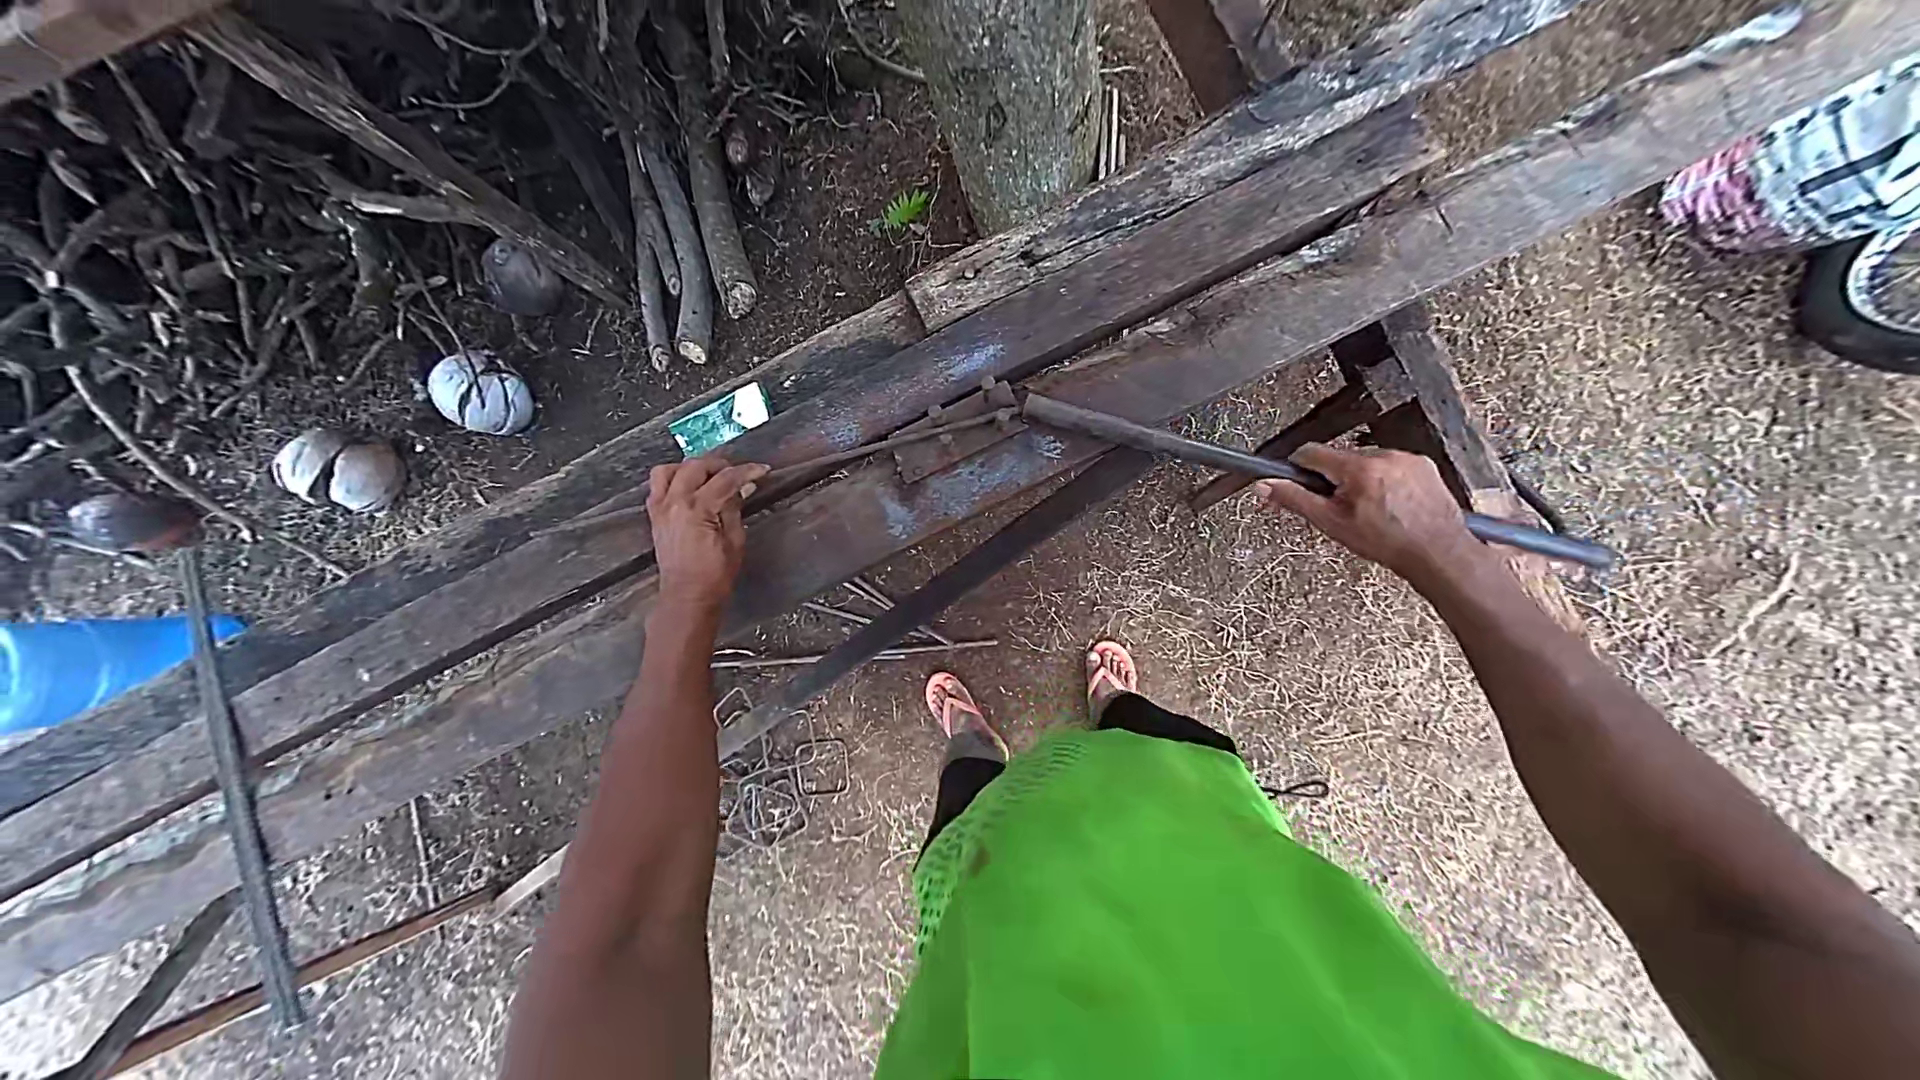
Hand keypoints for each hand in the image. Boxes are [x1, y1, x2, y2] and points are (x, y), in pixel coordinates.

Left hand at [646, 456, 768, 611]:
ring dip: (692, 467)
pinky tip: (689, 487)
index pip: (725, 479)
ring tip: (709, 476)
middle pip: (696, 466)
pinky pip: (658, 485)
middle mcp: (674, 502)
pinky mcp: (654, 515)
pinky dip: (674, 479)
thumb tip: (743, 486)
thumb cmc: (715, 574)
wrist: (688, 595)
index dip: (747, 471)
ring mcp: (660, 507)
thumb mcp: (734, 540)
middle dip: (720, 465)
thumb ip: (734, 508)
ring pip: (671, 469)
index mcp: (697, 509)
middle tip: (738, 473)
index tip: (762, 470)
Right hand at [1254, 443, 1486, 588]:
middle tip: (1335, 506)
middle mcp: (1384, 456)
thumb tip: (1266, 485)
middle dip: (1331, 478)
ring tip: (1365, 508)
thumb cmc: (1387, 542)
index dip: (1297, 467)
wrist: (1436, 552)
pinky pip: (1388, 464)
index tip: (1295, 480)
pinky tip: (1385, 503)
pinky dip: (1381, 480)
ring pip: (1363, 461)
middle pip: (1338, 458)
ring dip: (1356, 479)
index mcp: (1358, 468)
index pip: (1310, 452)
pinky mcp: (1422, 464)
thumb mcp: (1330, 523)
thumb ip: (1294, 498)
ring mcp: (1406, 459)